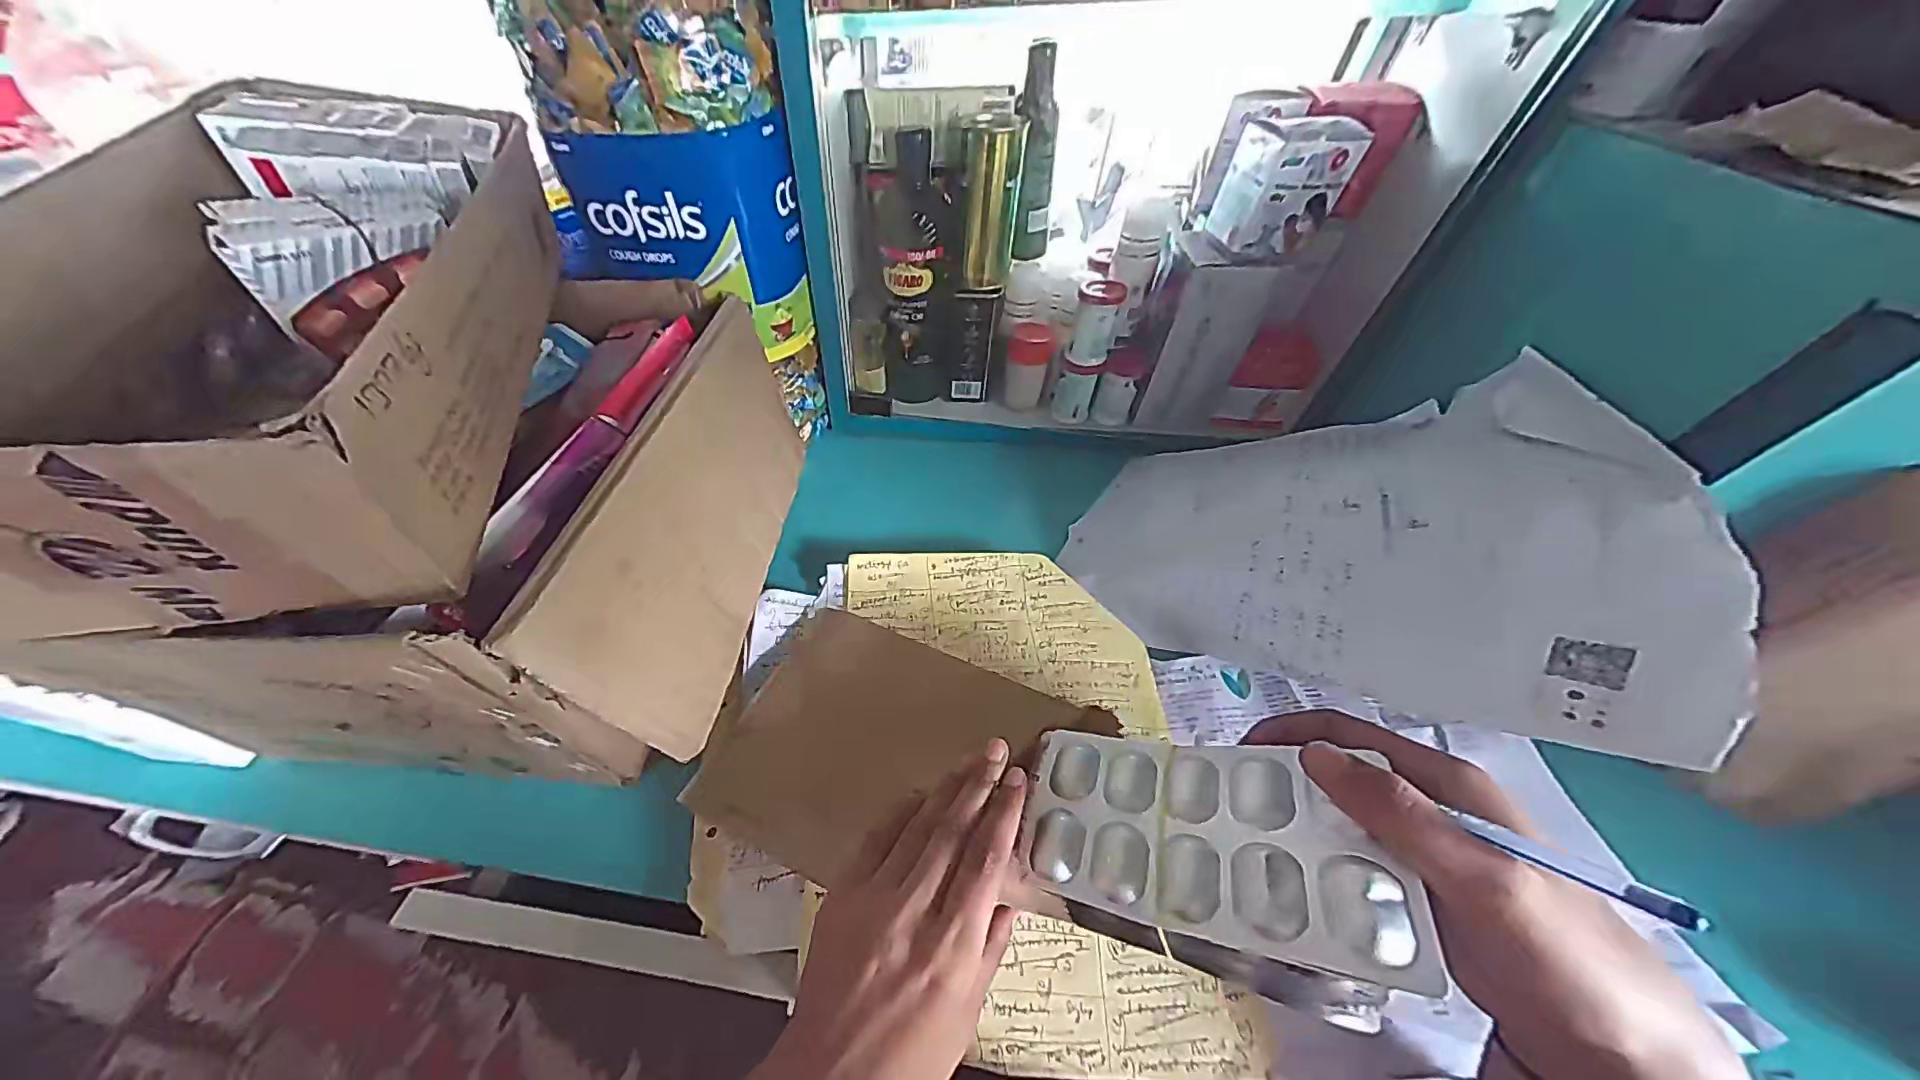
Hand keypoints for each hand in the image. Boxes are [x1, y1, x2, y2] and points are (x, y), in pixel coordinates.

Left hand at [751, 739, 1026, 1079]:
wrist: (829, 1075)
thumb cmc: (907, 1057)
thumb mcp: (966, 1013)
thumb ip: (989, 950)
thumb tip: (1007, 899)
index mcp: (952, 947)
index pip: (985, 860)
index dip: (1004, 813)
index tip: (1016, 782)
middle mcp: (914, 915)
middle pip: (952, 832)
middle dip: (977, 784)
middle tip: (995, 750)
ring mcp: (873, 900)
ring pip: (918, 827)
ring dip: (947, 788)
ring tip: (969, 760)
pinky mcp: (842, 896)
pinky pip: (875, 839)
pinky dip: (901, 811)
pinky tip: (920, 793)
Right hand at [1242, 711, 1743, 1079]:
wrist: (1623, 1057)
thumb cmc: (1559, 954)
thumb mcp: (1480, 876)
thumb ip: (1400, 813)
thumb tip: (1315, 754)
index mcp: (1448, 785)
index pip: (1354, 734)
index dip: (1295, 731)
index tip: (1243, 749)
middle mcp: (1433, 811)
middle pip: (1342, 777)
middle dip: (1288, 782)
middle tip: (1238, 805)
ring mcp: (1426, 857)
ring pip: (1344, 825)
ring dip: (1300, 830)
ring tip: (1257, 848)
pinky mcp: (1420, 899)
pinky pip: (1355, 870)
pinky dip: (1321, 871)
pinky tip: (1299, 891)